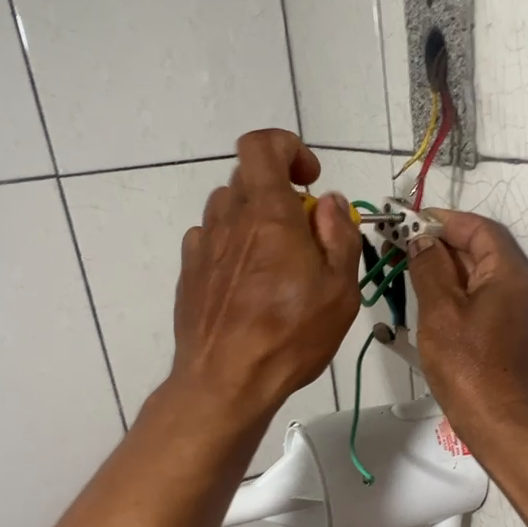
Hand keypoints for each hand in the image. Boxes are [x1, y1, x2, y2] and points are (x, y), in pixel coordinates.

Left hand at [169, 130, 361, 423]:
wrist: (226, 381)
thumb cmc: (290, 337)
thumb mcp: (339, 290)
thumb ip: (339, 236)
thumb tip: (329, 202)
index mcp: (268, 213)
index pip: (261, 145)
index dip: (287, 148)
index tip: (309, 181)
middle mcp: (229, 219)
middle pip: (248, 179)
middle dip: (279, 194)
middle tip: (303, 236)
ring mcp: (203, 246)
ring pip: (227, 210)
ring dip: (254, 221)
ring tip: (275, 263)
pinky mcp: (188, 274)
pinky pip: (211, 242)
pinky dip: (232, 248)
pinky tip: (247, 286)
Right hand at [407, 209, 527, 449]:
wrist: (496, 420)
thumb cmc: (466, 365)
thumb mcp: (440, 311)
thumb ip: (429, 268)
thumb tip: (421, 240)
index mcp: (508, 272)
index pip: (477, 227)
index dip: (443, 219)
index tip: (408, 221)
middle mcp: (517, 284)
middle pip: (478, 248)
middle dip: (439, 241)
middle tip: (399, 244)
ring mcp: (512, 308)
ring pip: (476, 273)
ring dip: (443, 266)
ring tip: (405, 266)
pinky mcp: (503, 329)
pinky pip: (477, 296)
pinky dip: (452, 289)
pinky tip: (425, 297)